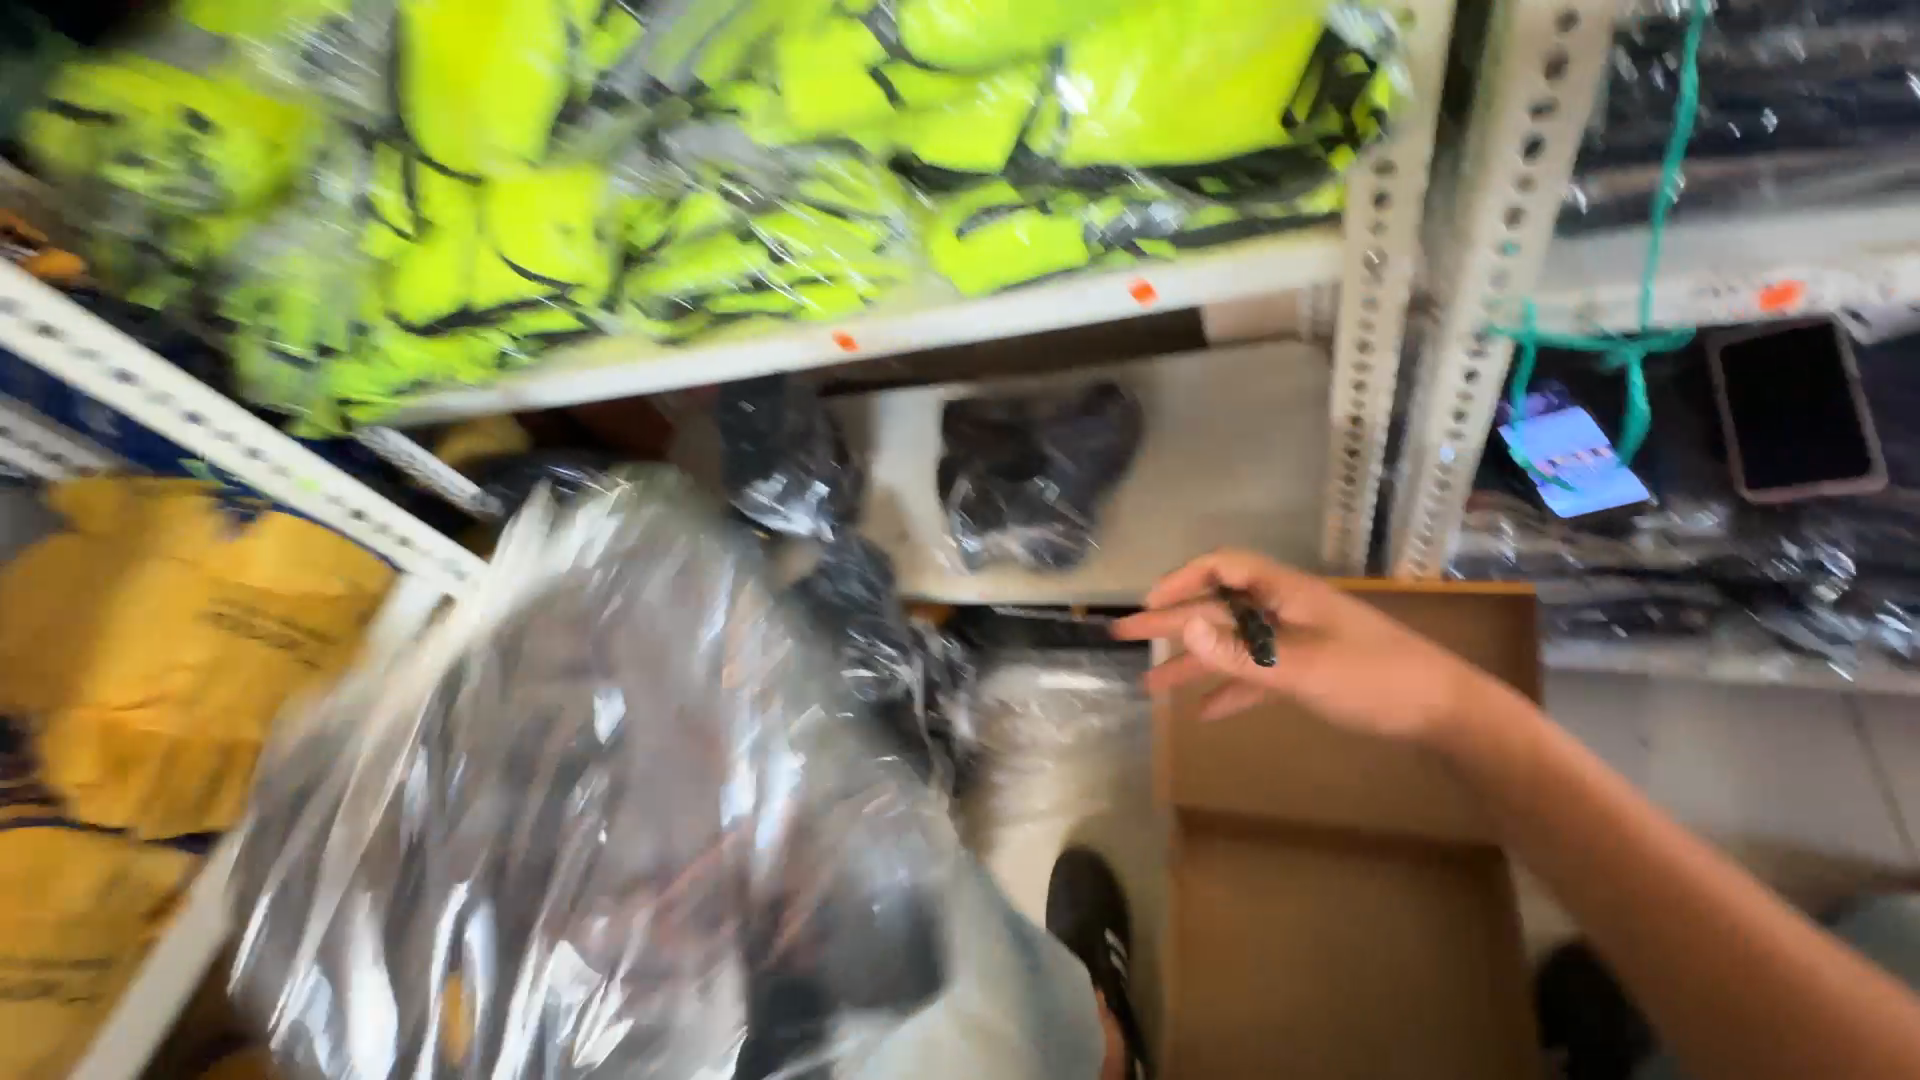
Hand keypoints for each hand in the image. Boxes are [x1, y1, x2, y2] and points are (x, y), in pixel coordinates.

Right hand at [1110, 550, 1501, 742]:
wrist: (1447, 713)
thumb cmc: (1375, 679)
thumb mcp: (1303, 667)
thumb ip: (1241, 652)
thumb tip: (1183, 628)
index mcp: (1285, 593)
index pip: (1222, 568)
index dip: (1180, 581)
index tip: (1147, 604)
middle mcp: (1285, 610)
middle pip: (1217, 608)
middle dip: (1170, 622)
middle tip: (1123, 634)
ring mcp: (1297, 641)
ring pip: (1232, 645)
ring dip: (1192, 662)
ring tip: (1149, 685)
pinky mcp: (1310, 671)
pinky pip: (1256, 675)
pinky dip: (1229, 690)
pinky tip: (1204, 714)